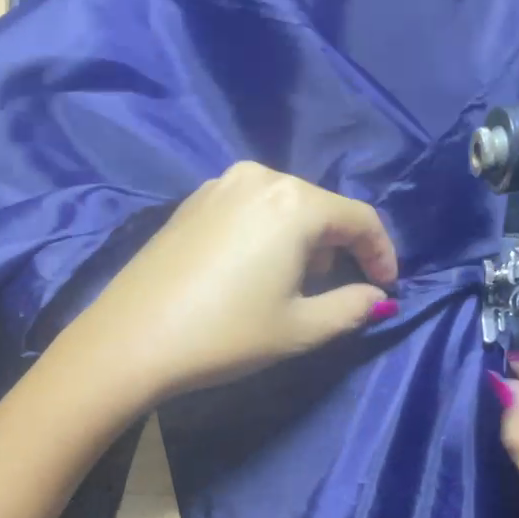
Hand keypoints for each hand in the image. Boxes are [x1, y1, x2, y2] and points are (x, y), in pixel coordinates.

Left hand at [59, 161, 398, 399]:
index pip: (359, 218)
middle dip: (335, 249)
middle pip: (319, 208)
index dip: (381, 254)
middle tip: (330, 293)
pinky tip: (247, 275)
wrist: (131, 340)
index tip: (387, 287)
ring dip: (298, 242)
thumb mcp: (299, 330)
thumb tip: (379, 297)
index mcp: (295, 202)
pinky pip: (246, 212)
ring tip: (286, 288)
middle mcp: (259, 178)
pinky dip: (263, 237)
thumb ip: (351, 308)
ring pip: (281, 208)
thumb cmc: (225, 335)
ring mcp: (218, 186)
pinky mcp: (189, 204)